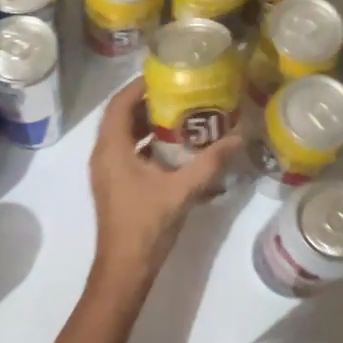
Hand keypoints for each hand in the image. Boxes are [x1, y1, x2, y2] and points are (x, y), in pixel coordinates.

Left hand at [88, 78, 241, 289]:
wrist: (125, 268)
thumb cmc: (147, 224)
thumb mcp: (182, 190)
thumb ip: (210, 162)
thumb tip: (239, 136)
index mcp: (111, 148)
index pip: (120, 102)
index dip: (140, 85)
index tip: (167, 73)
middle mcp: (103, 154)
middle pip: (122, 116)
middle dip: (149, 102)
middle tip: (181, 92)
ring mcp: (107, 171)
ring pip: (125, 135)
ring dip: (149, 123)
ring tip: (183, 114)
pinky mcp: (115, 185)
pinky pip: (128, 152)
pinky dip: (147, 144)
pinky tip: (176, 148)